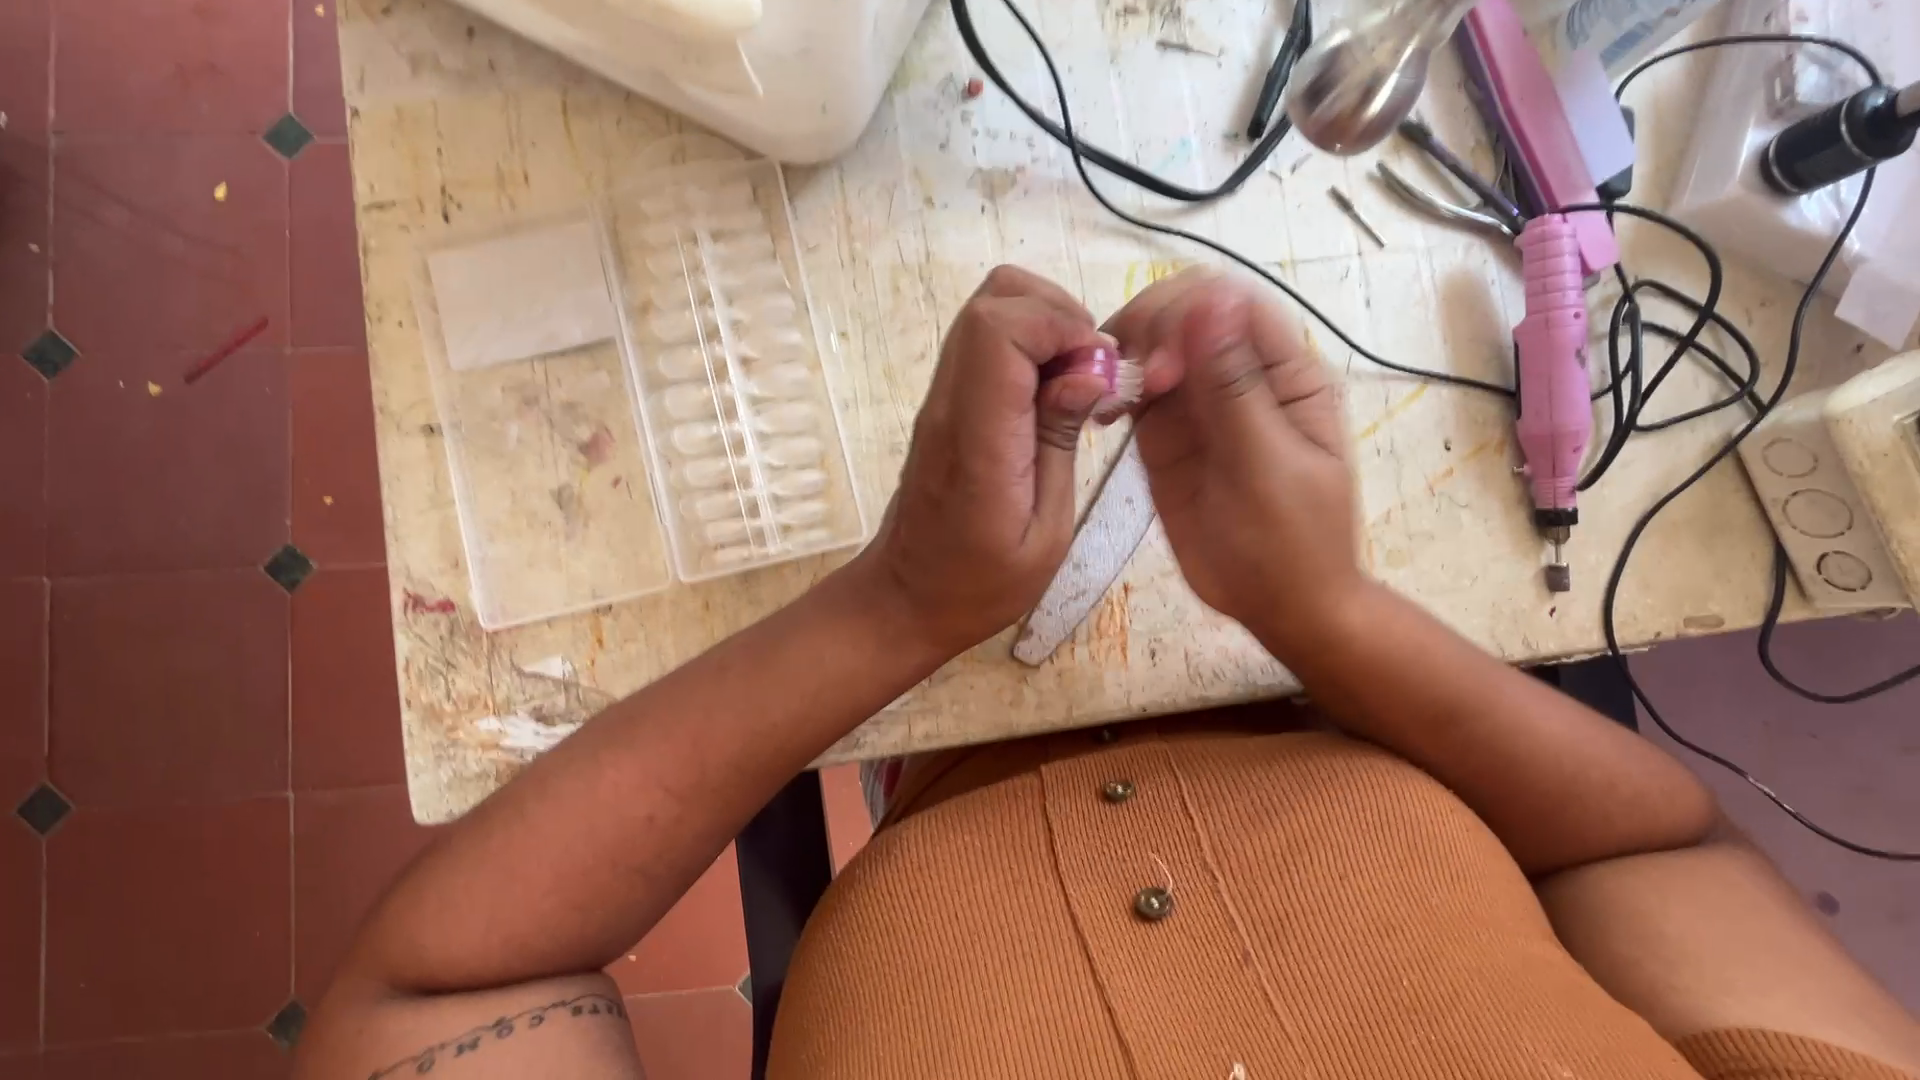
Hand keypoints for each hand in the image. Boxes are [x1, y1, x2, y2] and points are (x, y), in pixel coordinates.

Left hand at [855, 266, 1112, 654]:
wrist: (906, 599)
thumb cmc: (980, 585)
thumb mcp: (1045, 533)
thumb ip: (1060, 443)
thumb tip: (1087, 371)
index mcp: (977, 438)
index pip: (1000, 329)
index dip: (1059, 326)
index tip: (1100, 371)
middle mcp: (950, 403)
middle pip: (992, 299)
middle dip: (1057, 314)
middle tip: (1093, 370)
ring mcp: (941, 401)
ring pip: (986, 312)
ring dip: (1043, 327)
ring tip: (1077, 383)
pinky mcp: (945, 407)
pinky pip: (983, 346)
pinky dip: (1027, 348)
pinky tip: (1051, 397)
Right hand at [1103, 269, 1365, 652]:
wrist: (1276, 603)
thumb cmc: (1289, 542)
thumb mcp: (1267, 466)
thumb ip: (1234, 386)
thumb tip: (1209, 300)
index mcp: (1284, 372)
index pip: (1230, 302)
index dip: (1186, 315)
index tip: (1157, 371)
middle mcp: (1240, 374)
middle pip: (1186, 312)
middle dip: (1149, 331)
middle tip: (1131, 387)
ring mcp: (1200, 402)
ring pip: (1154, 346)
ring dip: (1123, 357)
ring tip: (1107, 403)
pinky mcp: (1166, 433)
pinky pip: (1135, 391)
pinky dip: (1112, 390)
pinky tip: (1102, 416)